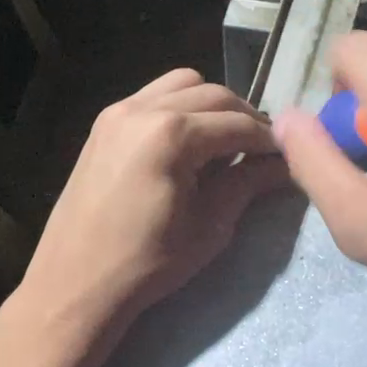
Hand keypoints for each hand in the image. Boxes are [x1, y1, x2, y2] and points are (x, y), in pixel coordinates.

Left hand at [17, 68, 288, 333]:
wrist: (76, 282)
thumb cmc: (147, 263)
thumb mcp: (209, 226)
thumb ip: (246, 184)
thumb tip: (284, 164)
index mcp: (172, 134)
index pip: (238, 124)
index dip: (269, 139)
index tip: (290, 155)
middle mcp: (143, 108)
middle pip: (213, 94)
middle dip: (244, 117)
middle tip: (262, 150)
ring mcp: (118, 111)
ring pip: (181, 84)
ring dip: (210, 105)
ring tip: (224, 142)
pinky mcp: (103, 124)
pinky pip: (151, 96)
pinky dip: (178, 107)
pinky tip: (187, 143)